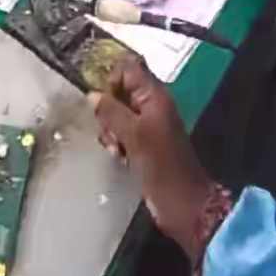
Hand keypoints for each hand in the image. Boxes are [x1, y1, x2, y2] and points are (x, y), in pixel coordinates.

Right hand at [92, 58, 217, 261]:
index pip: (126, 69)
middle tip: (108, 130)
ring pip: (118, 112)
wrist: (184, 205)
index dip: (111, 80)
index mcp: (153, 95)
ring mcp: (148, 124)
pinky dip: (117, 140)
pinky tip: (118, 156)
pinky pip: (122, 131)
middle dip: (108, 108)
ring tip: (114, 148)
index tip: (103, 102)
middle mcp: (150, 104)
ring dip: (110, 128)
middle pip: (120, 91)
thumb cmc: (162, 165)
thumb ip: (111, 111)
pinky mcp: (144, 143)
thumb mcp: (134, 135)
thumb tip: (91, 94)